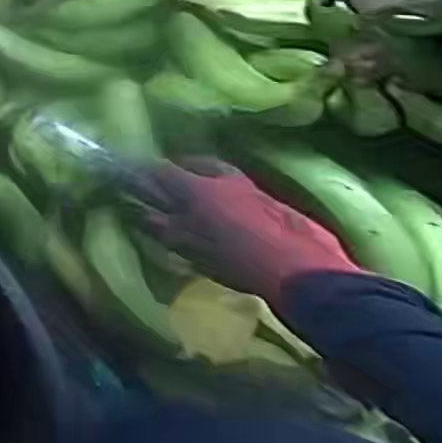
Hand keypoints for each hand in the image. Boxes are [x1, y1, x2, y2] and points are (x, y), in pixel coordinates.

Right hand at [138, 158, 360, 300]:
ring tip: (208, 199)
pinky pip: (253, 197)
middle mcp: (226, 180)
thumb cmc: (236, 260)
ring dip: (214, 183)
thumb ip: (159, 225)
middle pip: (199, 163)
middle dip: (183, 166)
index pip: (159, 168)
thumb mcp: (188, 246)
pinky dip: (240, 202)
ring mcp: (260, 193)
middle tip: (174, 179)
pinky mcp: (287, 210)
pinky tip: (241, 219)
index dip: (141, 168)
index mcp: (197, 186)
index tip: (129, 170)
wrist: (312, 279)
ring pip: (229, 178)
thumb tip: (137, 211)